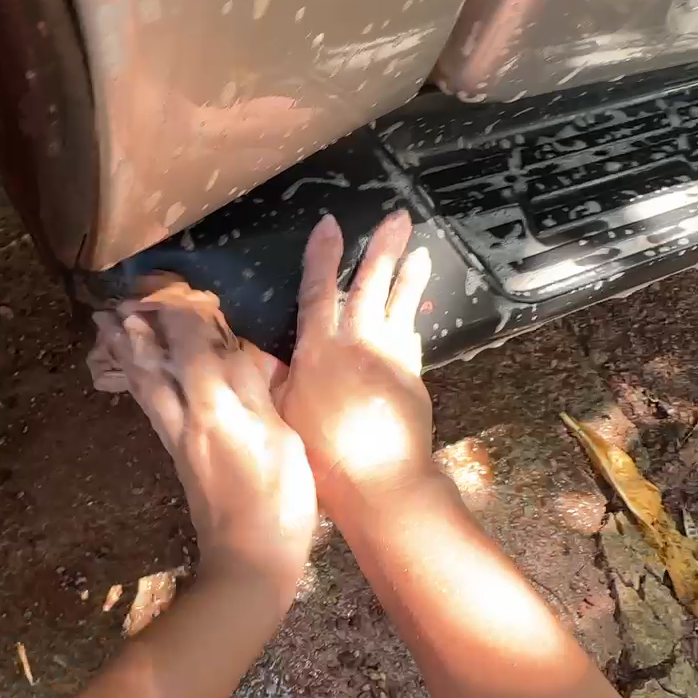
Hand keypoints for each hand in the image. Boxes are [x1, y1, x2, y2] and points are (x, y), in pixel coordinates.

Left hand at [95, 306, 317, 593]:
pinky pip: (151, 408)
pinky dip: (139, 384)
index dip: (178, 312)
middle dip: (132, 332)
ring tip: (105, 328)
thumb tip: (237, 355)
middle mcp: (186, 420)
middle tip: (110, 302)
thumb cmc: (280, 503)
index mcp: (215, 410)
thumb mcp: (282, 441)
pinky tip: (137, 378)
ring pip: (144, 388)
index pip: (190, 347)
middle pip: (152, 366)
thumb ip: (257, 394)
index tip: (169, 283)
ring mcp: (178, 441)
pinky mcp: (178, 459)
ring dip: (125, 354)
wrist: (248, 561)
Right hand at [275, 212, 437, 525]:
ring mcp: (389, 358)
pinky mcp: (410, 377)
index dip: (322, 257)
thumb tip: (275, 357)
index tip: (330, 224)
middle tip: (398, 218)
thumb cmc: (319, 452)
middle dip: (381, 249)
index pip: (317, 293)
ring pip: (400, 307)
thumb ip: (281, 379)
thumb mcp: (283, 413)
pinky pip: (409, 341)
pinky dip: (409, 322)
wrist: (376, 480)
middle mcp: (356, 345)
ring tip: (422, 252)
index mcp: (318, 351)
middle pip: (369, 287)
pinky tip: (413, 315)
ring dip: (409, 276)